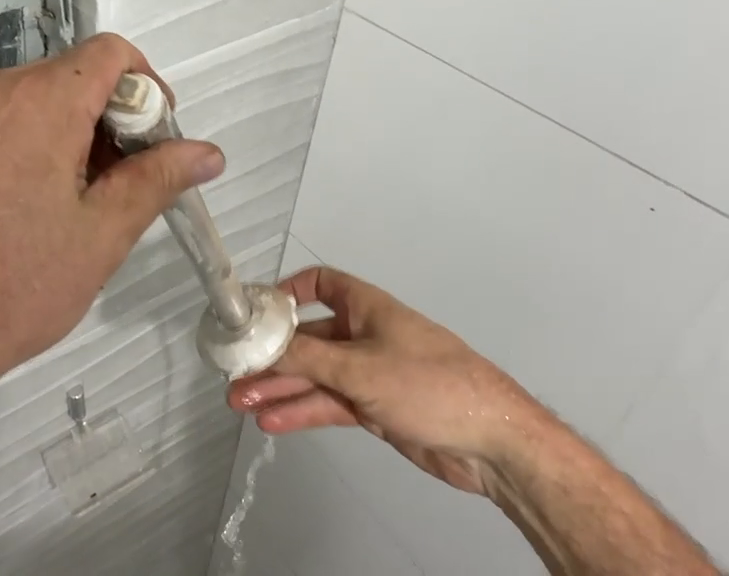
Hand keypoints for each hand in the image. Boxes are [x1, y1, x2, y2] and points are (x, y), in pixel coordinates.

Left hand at [0, 33, 225, 399]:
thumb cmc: (11, 282)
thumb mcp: (100, 234)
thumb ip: (155, 181)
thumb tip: (206, 152)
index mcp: (42, 98)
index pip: (112, 52)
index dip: (148, 90)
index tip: (157, 146)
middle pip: (74, 77)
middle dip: (113, 121)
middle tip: (126, 189)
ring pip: (37, 105)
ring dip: (75, 140)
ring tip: (82, 211)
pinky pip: (2, 129)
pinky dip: (35, 151)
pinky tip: (33, 216)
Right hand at [227, 266, 550, 497]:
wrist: (494, 444)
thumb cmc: (429, 384)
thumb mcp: (359, 367)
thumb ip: (304, 358)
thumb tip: (259, 346)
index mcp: (366, 308)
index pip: (321, 284)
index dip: (287, 293)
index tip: (256, 312)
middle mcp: (364, 336)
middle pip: (307, 339)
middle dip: (271, 355)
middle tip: (234, 371)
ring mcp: (369, 374)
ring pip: (313, 375)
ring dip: (279, 387)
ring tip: (240, 402)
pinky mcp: (374, 408)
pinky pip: (328, 403)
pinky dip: (301, 411)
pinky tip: (272, 422)